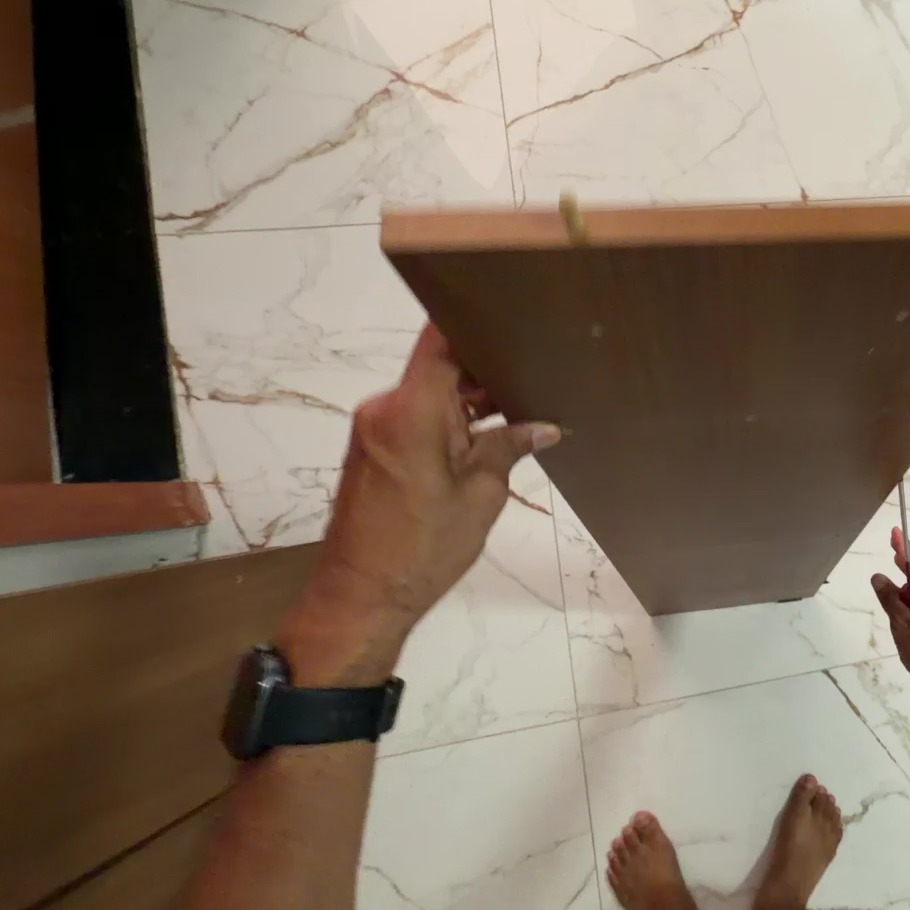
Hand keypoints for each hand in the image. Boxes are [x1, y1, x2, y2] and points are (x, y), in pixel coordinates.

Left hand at [307, 324, 560, 635]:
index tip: (513, 314)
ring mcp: (377, 426)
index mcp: (412, 411)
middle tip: (538, 365)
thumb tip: (546, 426)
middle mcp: (387, 407)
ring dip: (472, 397)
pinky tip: (493, 428)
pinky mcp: (377, 446)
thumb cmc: (426, 545)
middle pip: (440, 365)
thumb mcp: (483, 493)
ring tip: (524, 401)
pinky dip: (453, 417)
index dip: (473, 322)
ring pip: (432, 391)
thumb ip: (511, 446)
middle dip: (487, 366)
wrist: (363, 595)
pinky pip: (420, 414)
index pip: (440, 342)